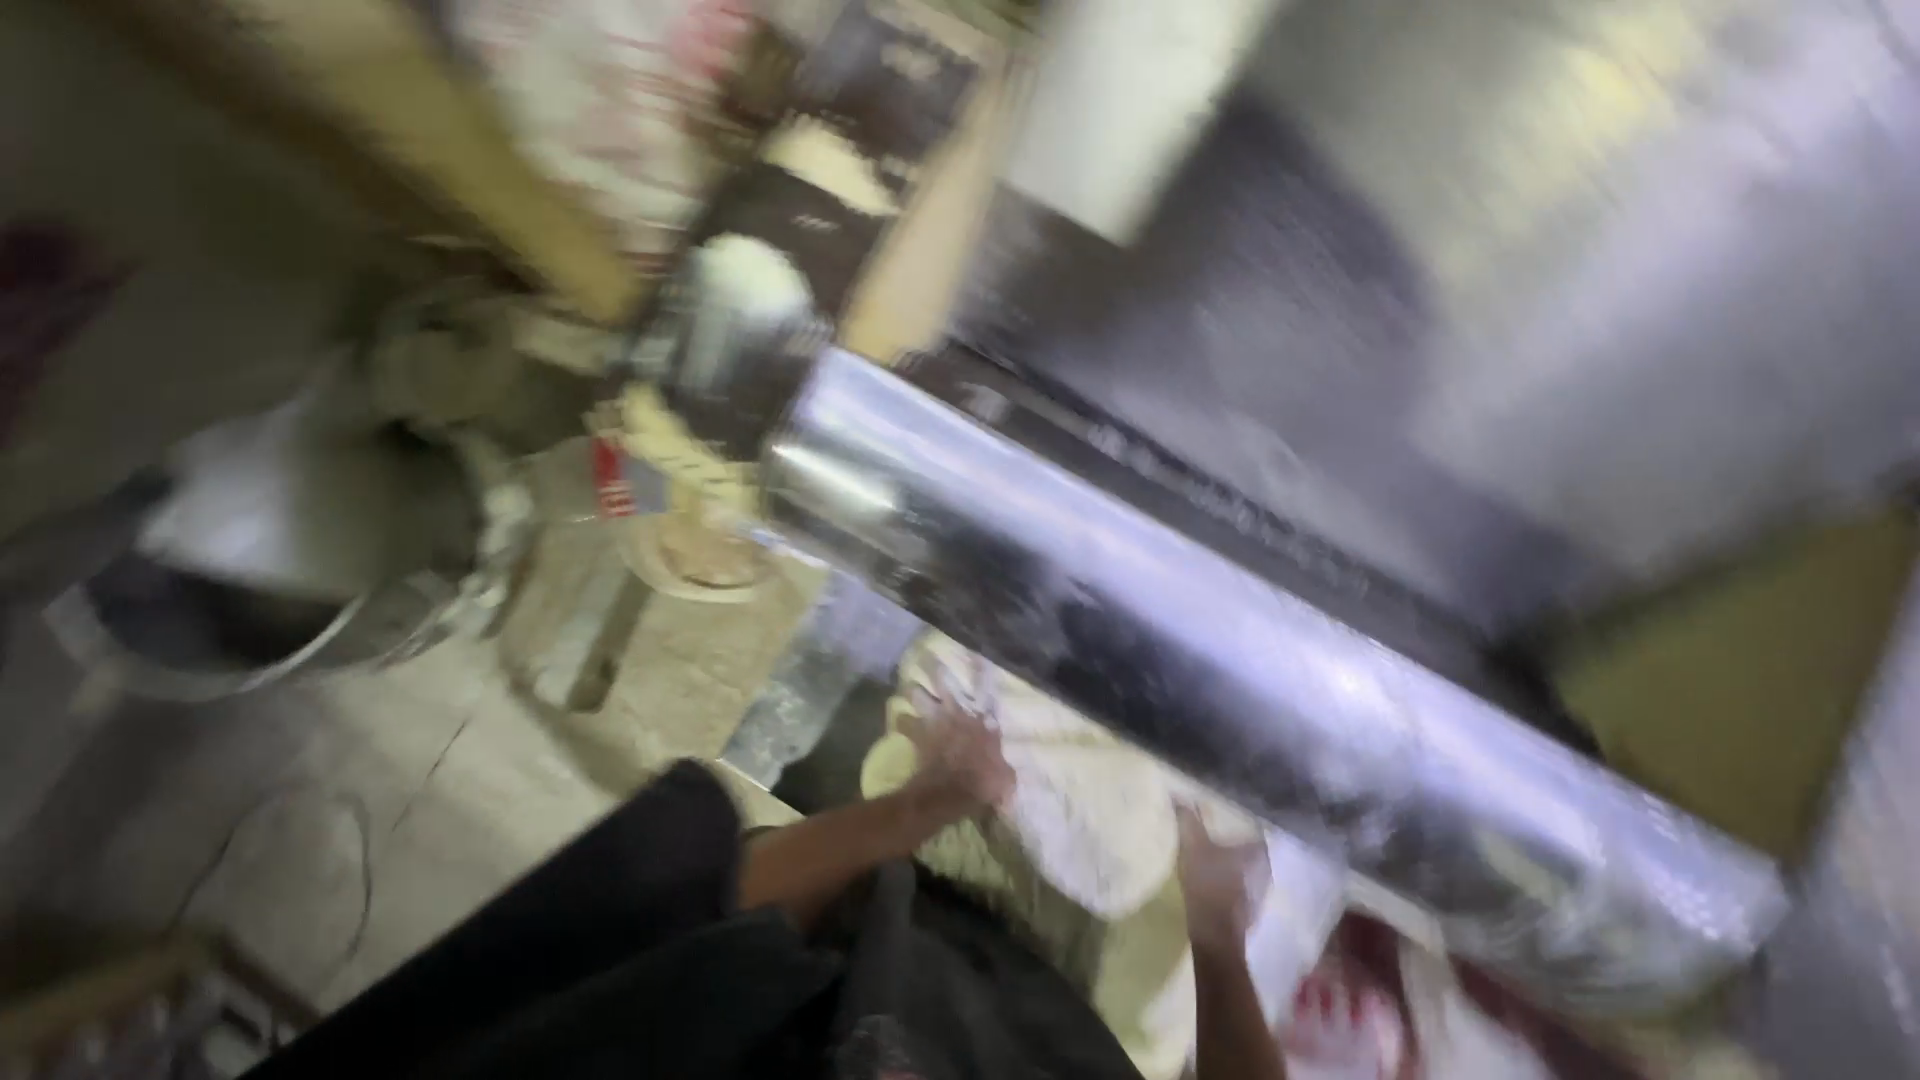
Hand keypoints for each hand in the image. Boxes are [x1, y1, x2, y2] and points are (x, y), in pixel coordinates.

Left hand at [900, 669, 1015, 814]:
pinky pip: (902, 722)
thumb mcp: (1005, 776)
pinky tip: (898, 721)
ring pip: (917, 694)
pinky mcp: (918, 734)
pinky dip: (900, 721)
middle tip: (924, 655)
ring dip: (911, 691)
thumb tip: (1007, 774)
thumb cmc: (984, 781)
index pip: (985, 685)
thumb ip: (1003, 767)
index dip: (981, 667)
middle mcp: (958, 710)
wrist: (953, 791)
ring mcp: (935, 719)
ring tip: (906, 688)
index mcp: (983, 717)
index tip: (977, 653)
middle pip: (941, 679)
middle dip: (931, 666)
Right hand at [1177, 803, 1268, 955]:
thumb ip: (1188, 820)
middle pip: (1253, 849)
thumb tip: (1178, 795)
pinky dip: (1233, 882)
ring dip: (1236, 864)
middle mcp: (1266, 869)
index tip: (1225, 816)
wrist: (1215, 932)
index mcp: (1257, 850)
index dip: (1241, 820)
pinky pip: (1244, 887)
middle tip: (1218, 835)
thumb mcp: (1193, 846)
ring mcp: (1262, 891)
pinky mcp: (1253, 909)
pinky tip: (1218, 881)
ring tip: (1216, 857)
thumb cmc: (1208, 882)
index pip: (1255, 827)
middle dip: (1237, 842)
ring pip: (1250, 869)